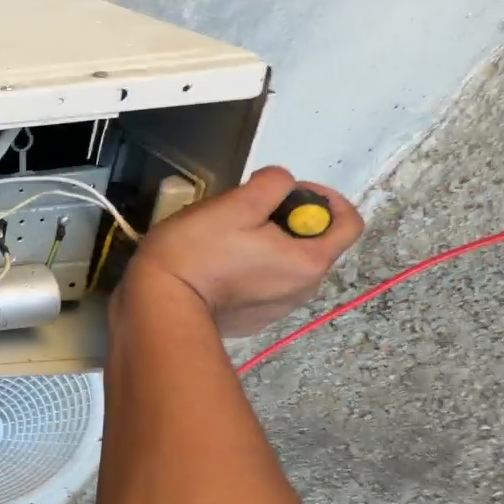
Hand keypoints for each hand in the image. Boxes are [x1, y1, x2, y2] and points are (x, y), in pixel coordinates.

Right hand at [118, 166, 364, 336]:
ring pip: (283, 269)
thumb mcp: (230, 206)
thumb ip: (269, 185)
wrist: (156, 306)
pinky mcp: (252, 321)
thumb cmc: (195, 254)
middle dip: (282, 226)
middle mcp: (306, 288)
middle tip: (238, 219)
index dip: (322, 198)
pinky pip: (259, 291)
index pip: (347, 222)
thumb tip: (282, 182)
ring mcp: (279, 309)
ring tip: (220, 248)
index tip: (283, 192)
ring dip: (264, 253)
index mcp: (310, 260)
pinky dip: (245, 277)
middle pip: (310, 245)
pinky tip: (212, 275)